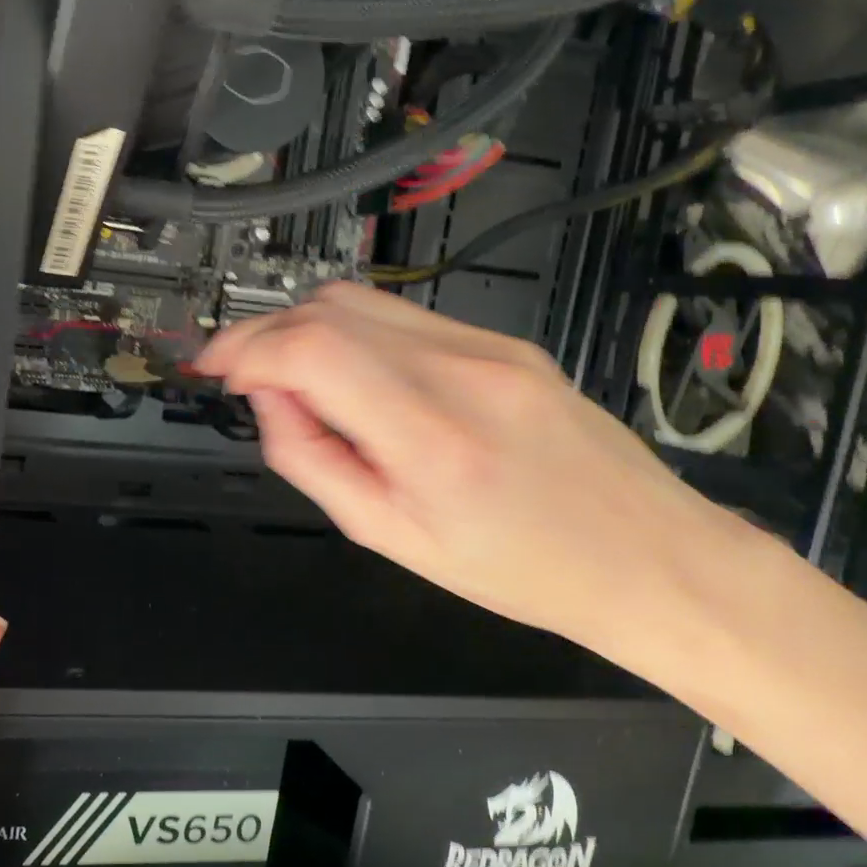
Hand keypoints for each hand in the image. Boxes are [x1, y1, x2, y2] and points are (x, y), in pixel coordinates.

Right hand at [193, 281, 754, 654]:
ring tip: (289, 374)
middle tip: (239, 373)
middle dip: (260, 334)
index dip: (244, 349)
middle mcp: (465, 373)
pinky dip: (349, 333)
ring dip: (301, 327)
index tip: (217, 370)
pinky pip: (399, 314)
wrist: (650, 559)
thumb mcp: (388, 534)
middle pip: (325, 309)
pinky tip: (348, 374)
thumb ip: (309, 459)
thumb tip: (267, 399)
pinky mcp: (503, 341)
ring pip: (357, 299)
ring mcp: (490, 348)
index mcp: (434, 437)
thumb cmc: (523, 567)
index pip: (310, 349)